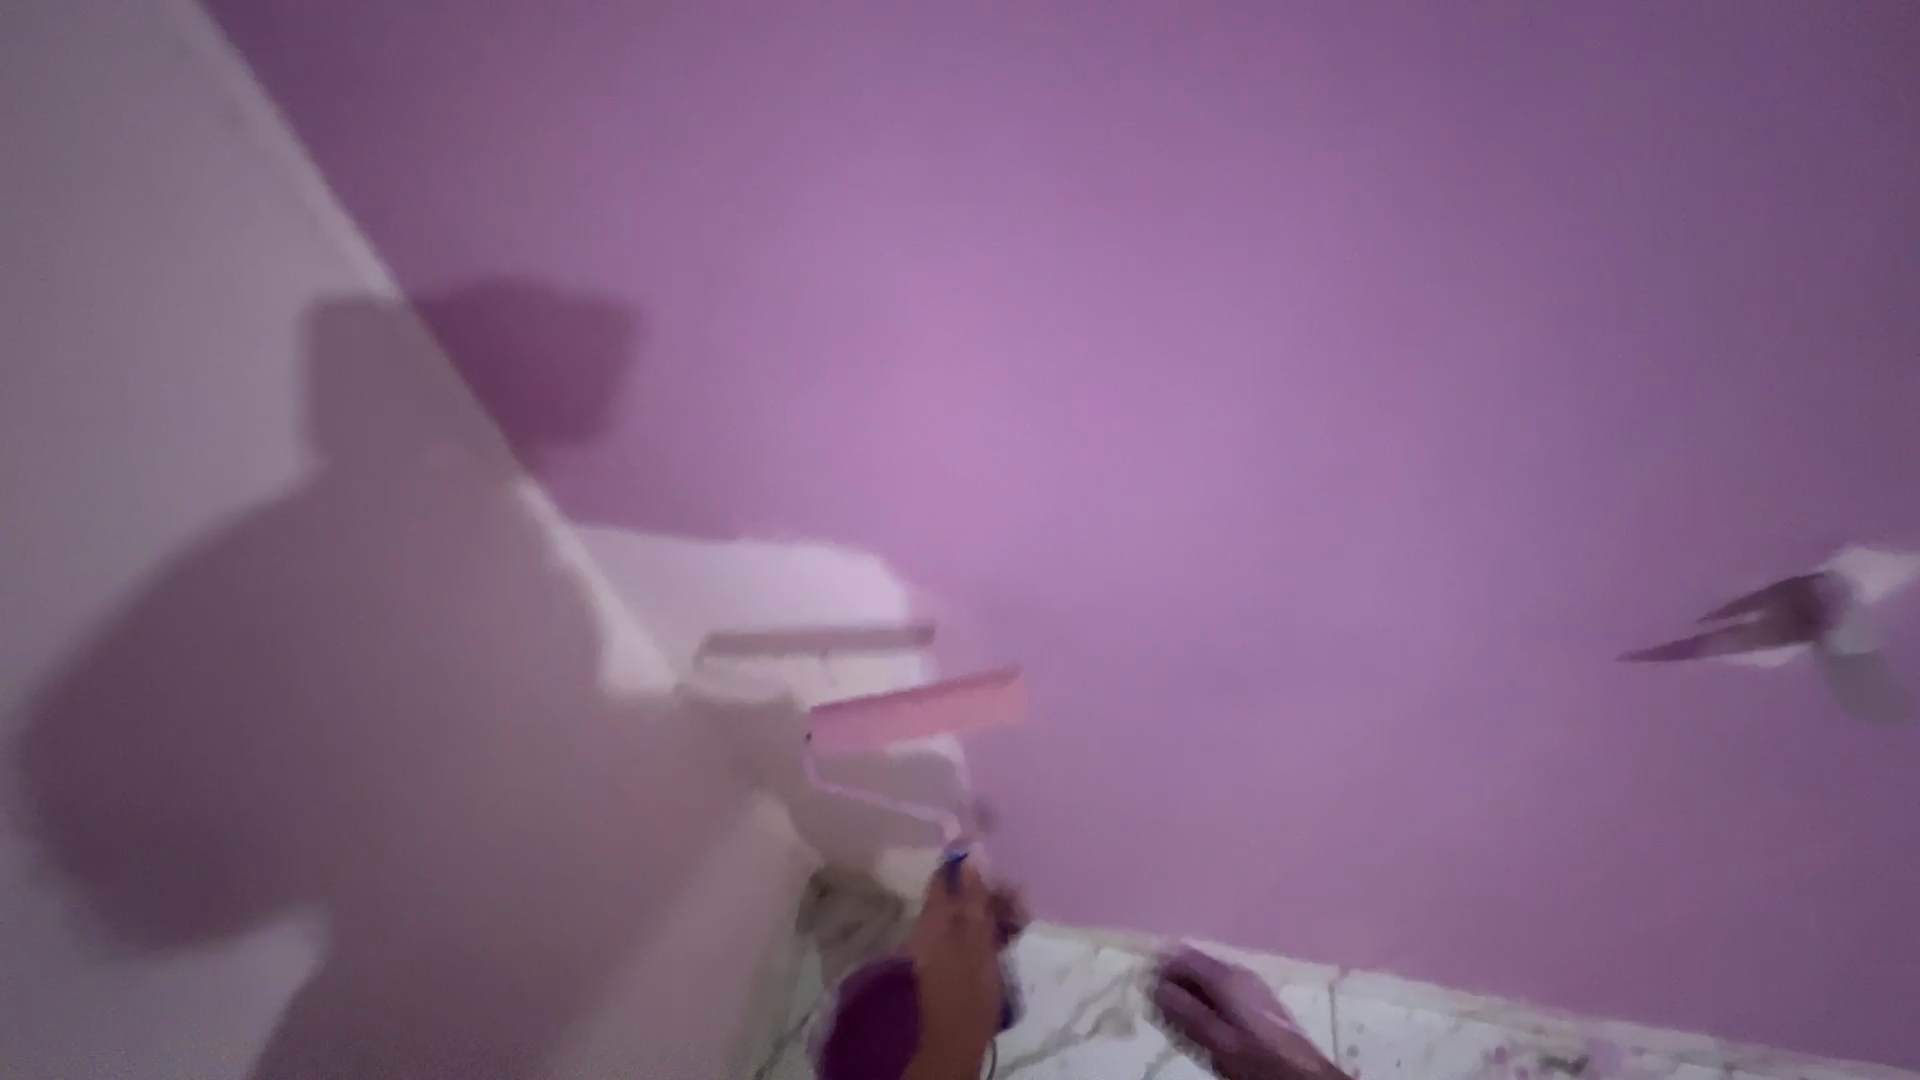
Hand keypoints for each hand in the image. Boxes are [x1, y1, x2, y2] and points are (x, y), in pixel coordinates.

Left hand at [903, 860, 1023, 1077]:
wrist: (957, 1042)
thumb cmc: (968, 987)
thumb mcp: (976, 937)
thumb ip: (973, 896)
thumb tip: (970, 854)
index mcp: (934, 915)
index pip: (945, 874)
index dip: (969, 863)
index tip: (997, 865)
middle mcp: (934, 924)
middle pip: (962, 894)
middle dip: (992, 892)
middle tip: (1021, 903)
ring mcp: (944, 944)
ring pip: (971, 914)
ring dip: (996, 913)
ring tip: (1023, 923)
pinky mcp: (955, 962)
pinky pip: (973, 934)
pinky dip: (992, 932)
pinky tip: (1013, 938)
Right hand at [1150, 947, 1346, 1079]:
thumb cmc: (1258, 1062)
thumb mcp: (1216, 1042)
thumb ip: (1185, 1013)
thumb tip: (1155, 986)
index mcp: (1225, 975)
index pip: (1182, 955)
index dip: (1161, 969)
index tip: (1146, 992)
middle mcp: (1238, 971)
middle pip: (1195, 964)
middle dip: (1175, 982)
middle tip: (1162, 1011)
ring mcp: (1251, 985)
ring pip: (1208, 978)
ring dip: (1191, 994)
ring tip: (1182, 1023)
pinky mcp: (1259, 1001)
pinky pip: (1222, 990)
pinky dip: (1207, 1002)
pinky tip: (1208, 1026)